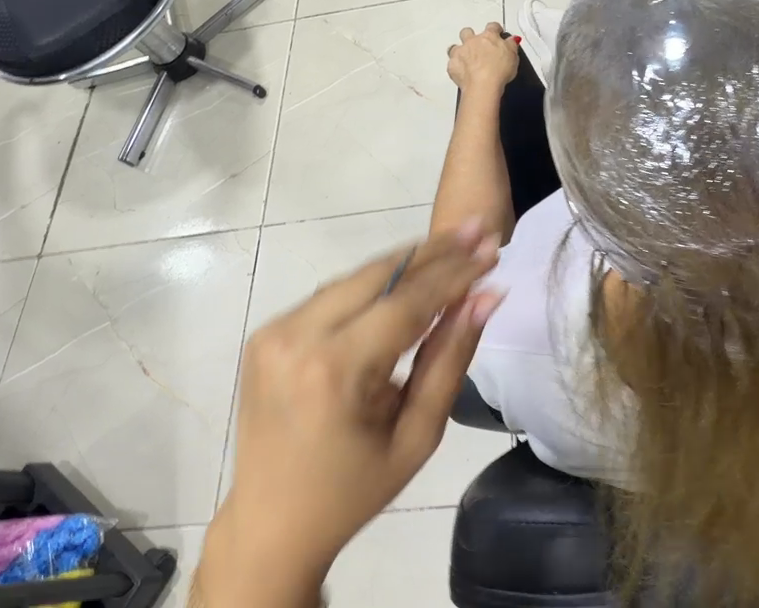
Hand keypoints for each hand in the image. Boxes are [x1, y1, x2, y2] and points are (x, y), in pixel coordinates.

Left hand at [212, 226, 502, 602]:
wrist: (271, 525)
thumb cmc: (355, 490)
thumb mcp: (418, 434)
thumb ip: (451, 359)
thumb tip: (487, 298)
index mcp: (335, 372)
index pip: (407, 302)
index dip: (454, 273)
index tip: (492, 248)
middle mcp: (297, 338)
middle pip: (378, 275)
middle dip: (433, 252)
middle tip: (477, 232)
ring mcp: (274, 332)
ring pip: (355, 278)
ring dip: (406, 263)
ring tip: (453, 247)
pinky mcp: (267, 333)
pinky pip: (332, 295)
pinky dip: (373, 284)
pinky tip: (409, 276)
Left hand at [446, 23, 518, 93]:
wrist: (483, 85)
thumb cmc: (498, 71)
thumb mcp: (514, 56)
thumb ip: (511, 44)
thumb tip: (511, 40)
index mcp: (489, 37)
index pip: (492, 26)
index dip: (495, 29)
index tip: (497, 32)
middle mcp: (472, 41)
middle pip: (467, 32)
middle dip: (470, 36)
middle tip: (476, 45)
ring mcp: (460, 53)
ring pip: (454, 47)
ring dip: (459, 51)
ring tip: (466, 60)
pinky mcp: (452, 66)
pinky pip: (451, 64)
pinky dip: (456, 67)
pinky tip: (462, 73)